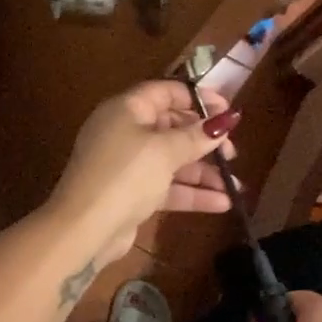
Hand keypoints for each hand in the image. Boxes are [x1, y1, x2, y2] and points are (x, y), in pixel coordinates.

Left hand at [45, 81, 239, 257]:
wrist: (85, 228)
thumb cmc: (126, 176)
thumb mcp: (165, 151)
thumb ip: (196, 135)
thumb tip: (225, 121)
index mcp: (126, 110)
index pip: (166, 93)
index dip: (198, 99)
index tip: (229, 112)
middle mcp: (124, 132)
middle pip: (171, 127)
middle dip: (204, 140)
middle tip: (232, 152)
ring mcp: (127, 164)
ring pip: (172, 160)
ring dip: (203, 172)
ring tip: (236, 186)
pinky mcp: (131, 193)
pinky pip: (166, 186)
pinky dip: (191, 193)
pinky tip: (222, 203)